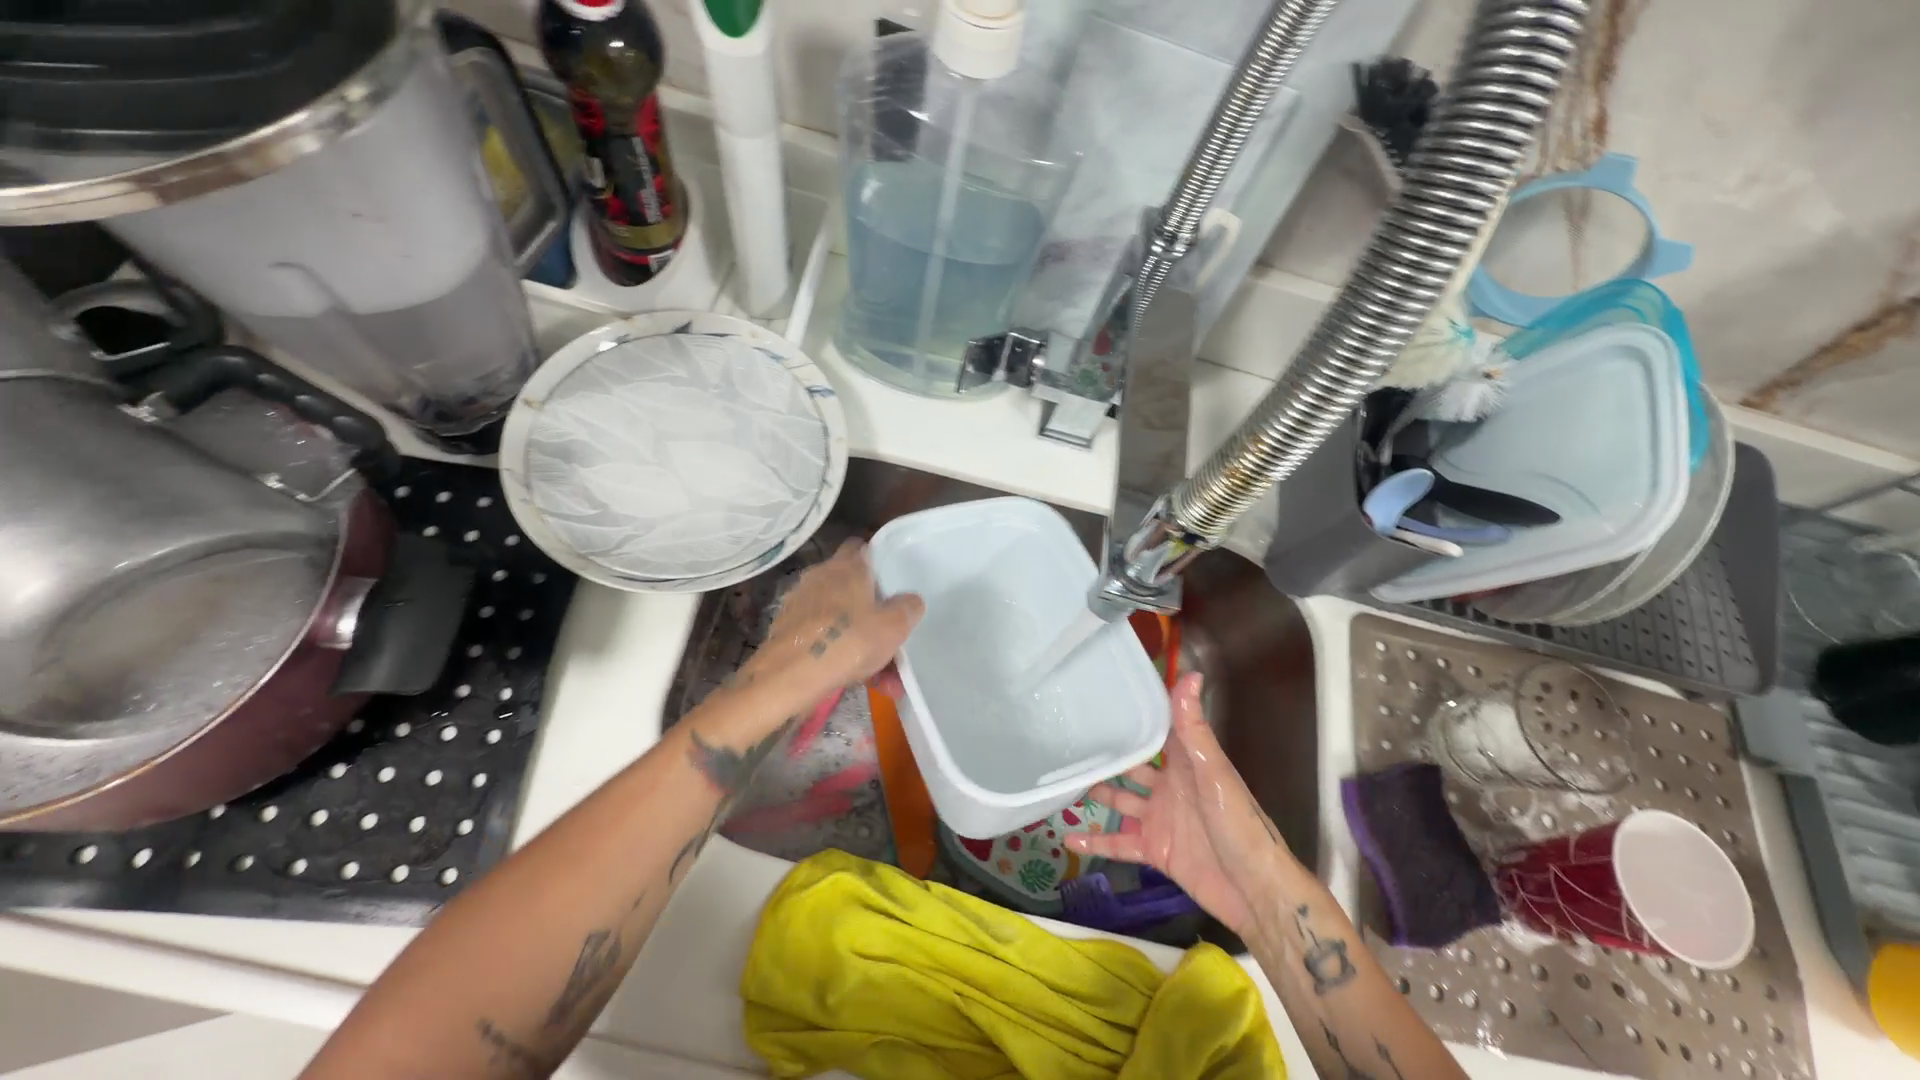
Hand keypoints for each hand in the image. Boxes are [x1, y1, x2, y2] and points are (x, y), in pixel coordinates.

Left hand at [737, 540, 923, 716]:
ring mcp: (800, 604)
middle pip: (851, 588)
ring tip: (883, 677)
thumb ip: (907, 608)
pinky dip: (839, 654)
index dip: (876, 560)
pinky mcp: (788, 631)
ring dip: (860, 642)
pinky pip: (823, 638)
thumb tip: (910, 599)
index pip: (860, 548)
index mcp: (847, 567)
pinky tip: (856, 680)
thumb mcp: (893, 626)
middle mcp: (820, 578)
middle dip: (871, 612)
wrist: (790, 676)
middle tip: (890, 636)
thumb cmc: (848, 641)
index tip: (891, 579)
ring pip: (839, 619)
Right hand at [1067, 674, 1289, 938]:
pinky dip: (1095, 843)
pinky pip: (1120, 843)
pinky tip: (1069, 839)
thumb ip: (1194, 728)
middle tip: (1069, 741)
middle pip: (1133, 766)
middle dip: (1107, 756)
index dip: (1136, 716)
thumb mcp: (1213, 772)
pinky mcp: (1156, 850)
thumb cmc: (1238, 824)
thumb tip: (1189, 675)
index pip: (1159, 732)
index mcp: (1187, 764)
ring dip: (1097, 793)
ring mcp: (1161, 820)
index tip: (1102, 698)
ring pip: (1122, 802)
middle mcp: (1172, 788)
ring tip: (1061, 782)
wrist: (1254, 889)